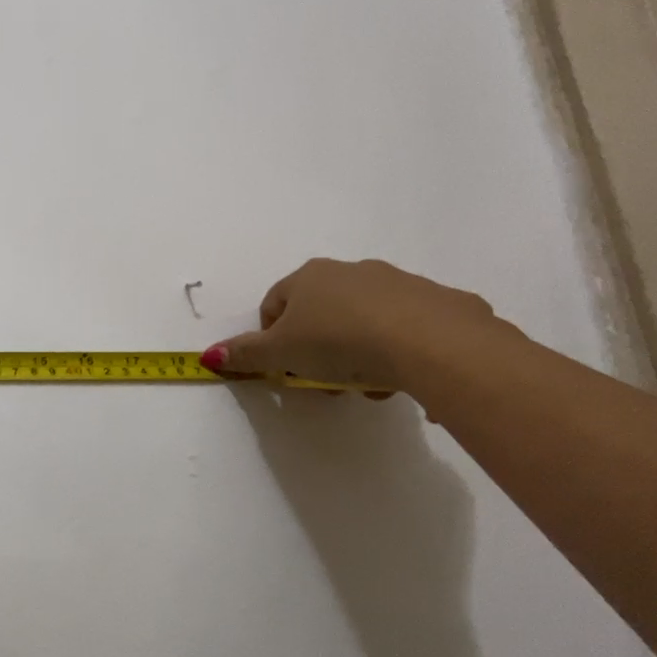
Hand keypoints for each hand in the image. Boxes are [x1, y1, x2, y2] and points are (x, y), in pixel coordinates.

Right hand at [201, 259, 515, 392]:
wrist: (437, 345)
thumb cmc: (342, 343)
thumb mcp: (281, 355)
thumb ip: (245, 354)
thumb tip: (210, 355)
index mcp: (310, 277)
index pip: (274, 305)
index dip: (272, 340)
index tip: (286, 369)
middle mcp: (353, 271)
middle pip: (322, 313)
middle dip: (320, 350)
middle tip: (327, 382)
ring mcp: (403, 283)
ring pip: (368, 321)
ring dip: (362, 353)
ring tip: (371, 385)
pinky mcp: (446, 303)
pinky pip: (415, 329)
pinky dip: (407, 351)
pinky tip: (410, 378)